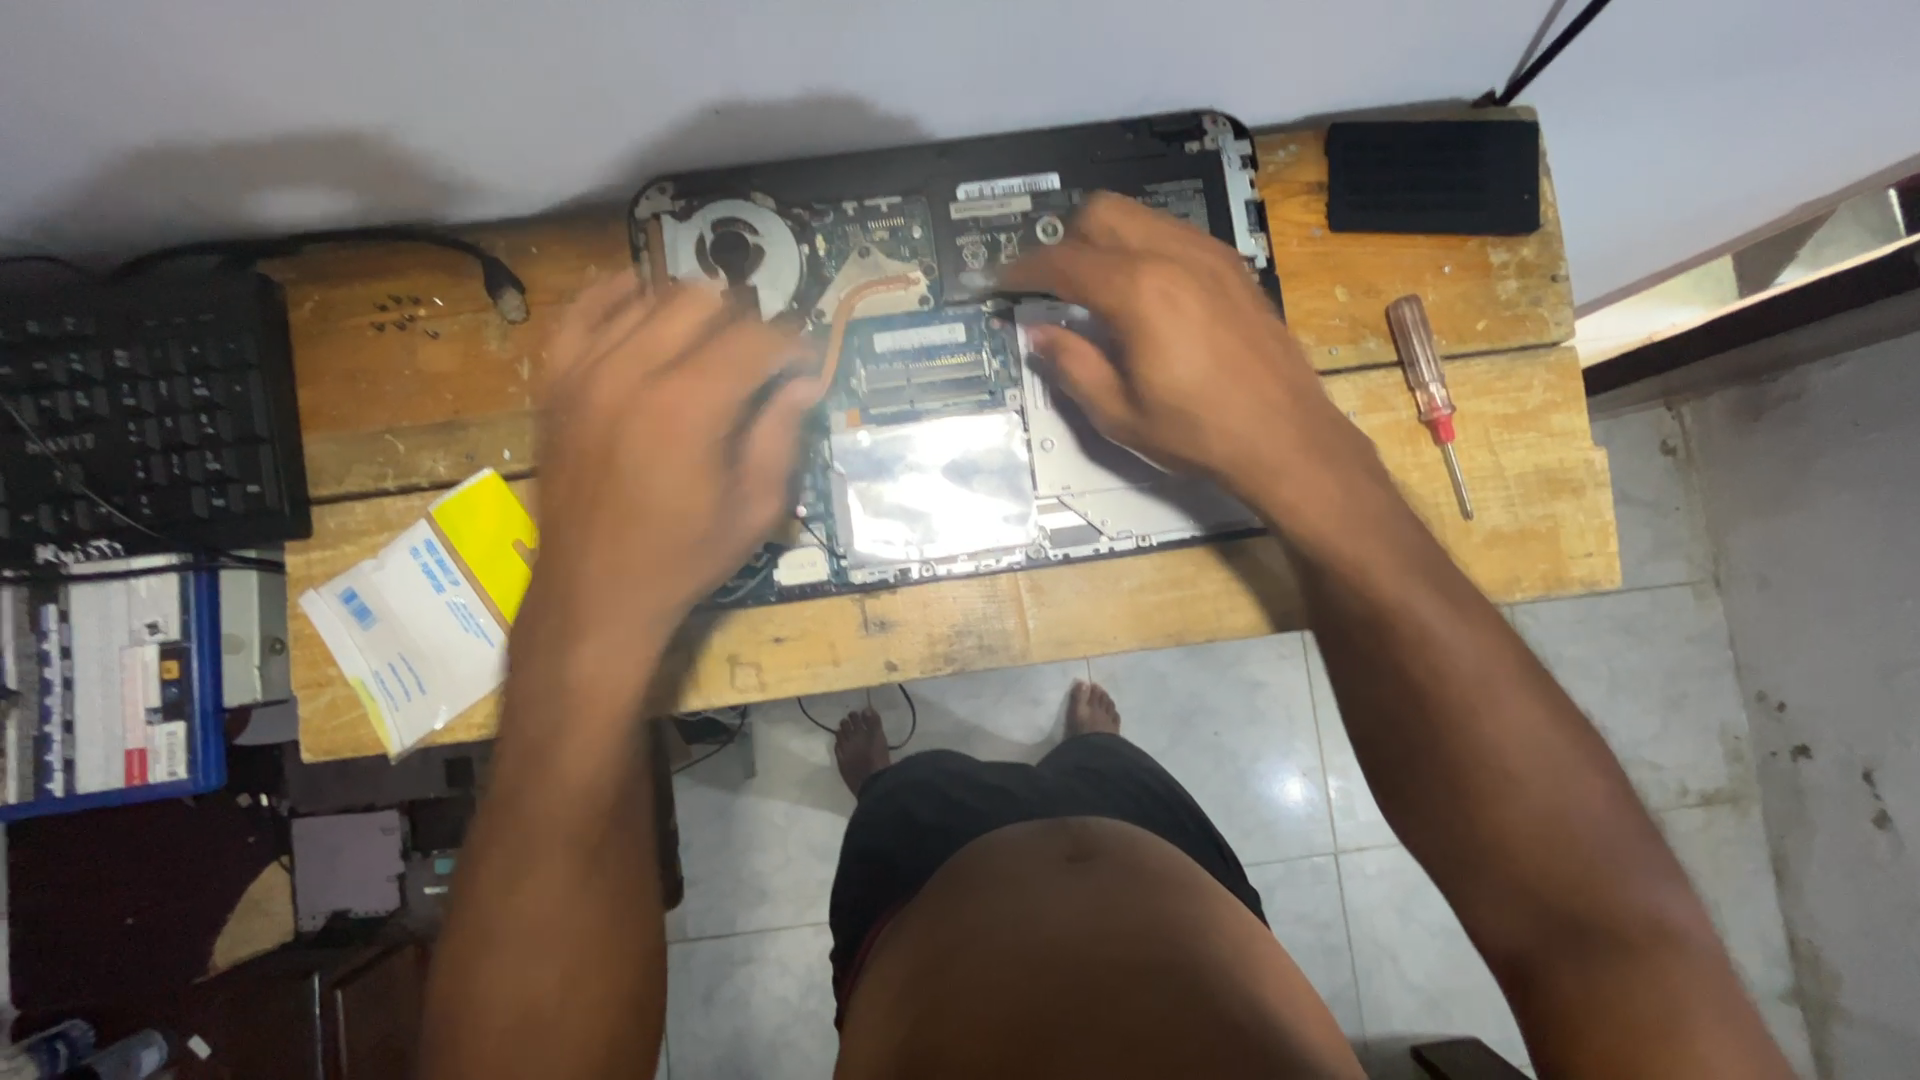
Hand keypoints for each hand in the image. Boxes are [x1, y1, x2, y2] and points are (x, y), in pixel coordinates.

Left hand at [519, 273, 821, 692]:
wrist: (596, 591)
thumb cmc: (685, 556)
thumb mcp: (755, 507)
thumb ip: (783, 434)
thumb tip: (807, 381)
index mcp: (689, 408)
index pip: (755, 338)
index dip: (792, 343)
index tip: (807, 361)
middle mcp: (632, 372)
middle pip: (702, 302)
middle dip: (745, 322)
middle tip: (762, 358)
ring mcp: (584, 370)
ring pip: (649, 298)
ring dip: (693, 311)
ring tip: (713, 341)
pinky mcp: (555, 380)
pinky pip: (584, 310)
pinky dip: (619, 297)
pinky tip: (644, 301)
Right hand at [1003, 193, 1375, 500]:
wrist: (1285, 438)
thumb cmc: (1196, 434)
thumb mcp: (1118, 414)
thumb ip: (1072, 365)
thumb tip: (1040, 333)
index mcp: (1139, 292)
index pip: (1064, 262)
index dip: (1023, 271)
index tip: (1001, 285)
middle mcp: (1174, 256)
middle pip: (1100, 213)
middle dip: (1066, 241)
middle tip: (1054, 288)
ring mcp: (1210, 255)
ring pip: (1140, 217)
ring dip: (1106, 242)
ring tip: (1097, 293)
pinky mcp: (1233, 267)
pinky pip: (1174, 235)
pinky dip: (1144, 250)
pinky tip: (1146, 298)